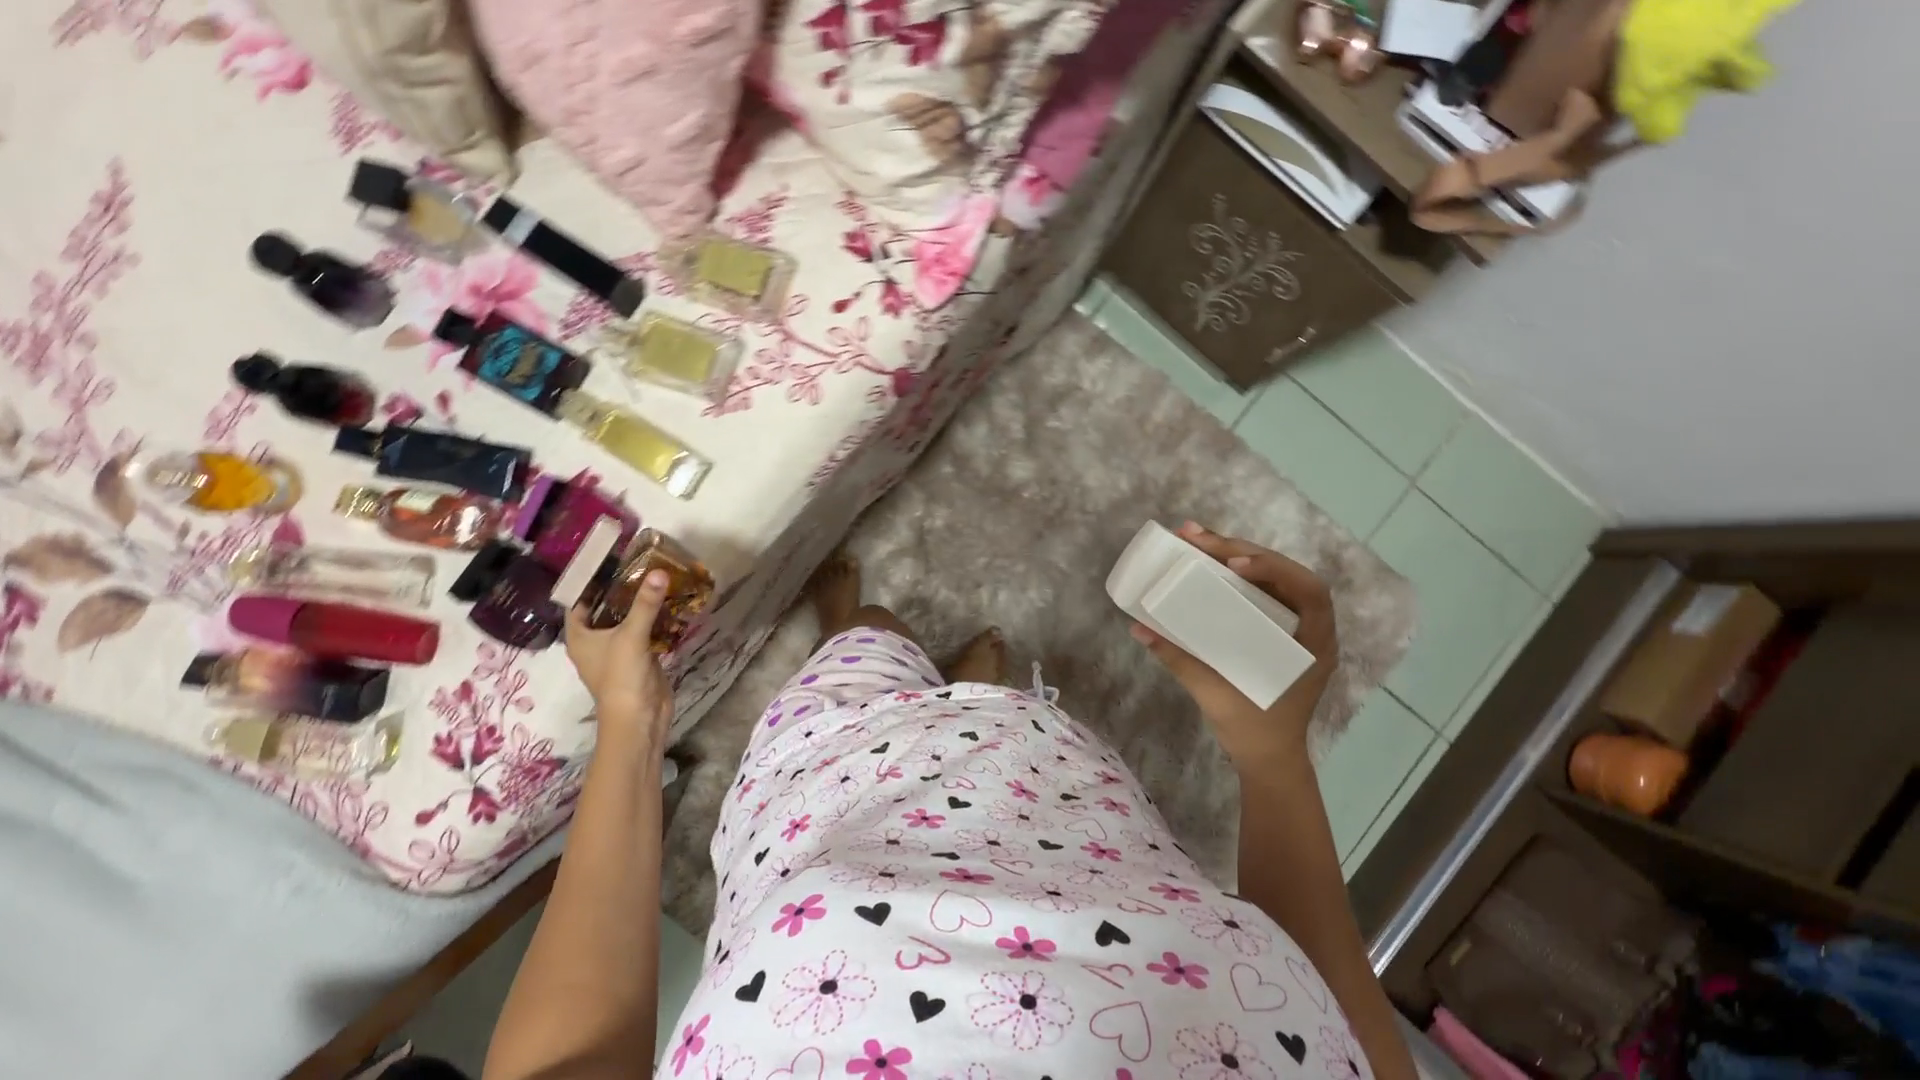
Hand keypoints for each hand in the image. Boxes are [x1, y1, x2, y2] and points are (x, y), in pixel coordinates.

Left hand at [564, 570, 674, 745]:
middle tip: (639, 563)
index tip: (609, 560)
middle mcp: (594, 641)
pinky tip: (666, 602)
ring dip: (637, 603)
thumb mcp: (631, 635)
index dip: (590, 582)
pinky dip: (651, 619)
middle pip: (604, 608)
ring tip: (654, 577)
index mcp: (579, 636)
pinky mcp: (637, 658)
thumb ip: (645, 603)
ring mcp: (616, 650)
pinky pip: (642, 632)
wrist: (639, 717)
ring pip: (624, 620)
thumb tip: (658, 571)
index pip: (578, 601)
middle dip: (620, 589)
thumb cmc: (621, 676)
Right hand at [1133, 522, 1337, 770]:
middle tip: (1196, 536)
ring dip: (1238, 557)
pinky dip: (1240, 578)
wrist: (1269, 761)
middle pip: (1285, 575)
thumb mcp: (1215, 693)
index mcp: (1313, 645)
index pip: (1308, 591)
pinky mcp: (1279, 634)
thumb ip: (1179, 658)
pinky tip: (1213, 567)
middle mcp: (1313, 631)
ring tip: (1198, 541)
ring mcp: (1298, 631)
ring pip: (1273, 580)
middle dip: (1241, 551)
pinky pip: (1264, 595)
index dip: (1274, 569)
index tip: (1235, 564)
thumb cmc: (1253, 729)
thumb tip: (1139, 627)